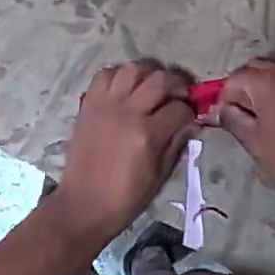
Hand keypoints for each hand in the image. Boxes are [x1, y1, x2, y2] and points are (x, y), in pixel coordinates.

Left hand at [45, 62, 195, 252]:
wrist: (83, 205)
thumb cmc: (125, 198)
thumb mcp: (160, 175)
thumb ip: (176, 143)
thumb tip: (189, 124)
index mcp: (147, 134)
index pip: (180, 109)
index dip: (191, 112)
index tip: (192, 117)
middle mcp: (128, 112)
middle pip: (160, 80)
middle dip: (177, 84)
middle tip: (181, 94)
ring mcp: (106, 105)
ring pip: (132, 69)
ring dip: (149, 73)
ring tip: (153, 86)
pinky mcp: (88, 104)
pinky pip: (104, 75)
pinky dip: (118, 75)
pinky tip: (126, 88)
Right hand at [213, 60, 274, 216]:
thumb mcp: (254, 144)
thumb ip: (233, 120)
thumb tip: (223, 108)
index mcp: (267, 82)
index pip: (234, 78)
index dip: (225, 99)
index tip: (228, 121)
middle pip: (256, 69)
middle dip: (244, 89)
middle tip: (243, 118)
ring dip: (266, 91)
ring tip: (266, 122)